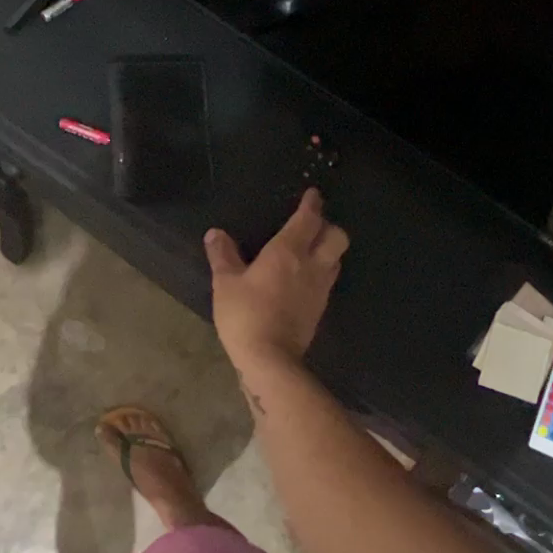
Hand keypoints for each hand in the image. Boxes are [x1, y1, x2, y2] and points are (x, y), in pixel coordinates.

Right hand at [205, 188, 348, 369]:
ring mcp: (320, 288)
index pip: (308, 219)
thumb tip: (215, 234)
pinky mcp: (320, 309)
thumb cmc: (245, 315)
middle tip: (313, 225)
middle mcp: (311, 265)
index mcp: (288, 251)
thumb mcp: (226, 283)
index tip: (313, 194)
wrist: (270, 358)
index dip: (312, 204)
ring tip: (312, 249)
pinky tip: (306, 278)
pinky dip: (322, 271)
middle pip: (337, 236)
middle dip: (329, 226)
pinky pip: (328, 280)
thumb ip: (223, 255)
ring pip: (336, 258)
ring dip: (329, 249)